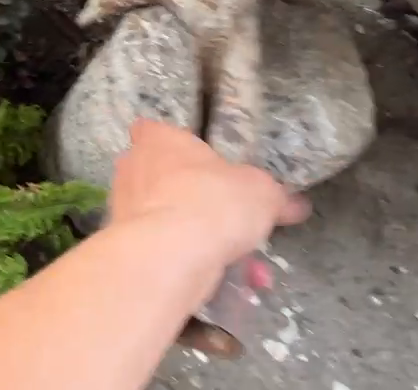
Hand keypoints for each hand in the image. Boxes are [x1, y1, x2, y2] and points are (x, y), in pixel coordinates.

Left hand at [106, 119, 309, 270]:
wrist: (169, 251)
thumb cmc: (212, 201)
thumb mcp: (260, 192)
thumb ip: (273, 194)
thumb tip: (293, 202)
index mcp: (158, 139)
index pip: (154, 130)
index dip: (176, 147)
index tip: (201, 165)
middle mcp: (133, 164)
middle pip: (167, 179)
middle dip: (202, 205)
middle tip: (237, 227)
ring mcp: (124, 202)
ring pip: (171, 219)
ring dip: (206, 242)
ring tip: (248, 271)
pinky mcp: (126, 238)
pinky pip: (166, 247)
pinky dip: (194, 263)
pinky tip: (228, 286)